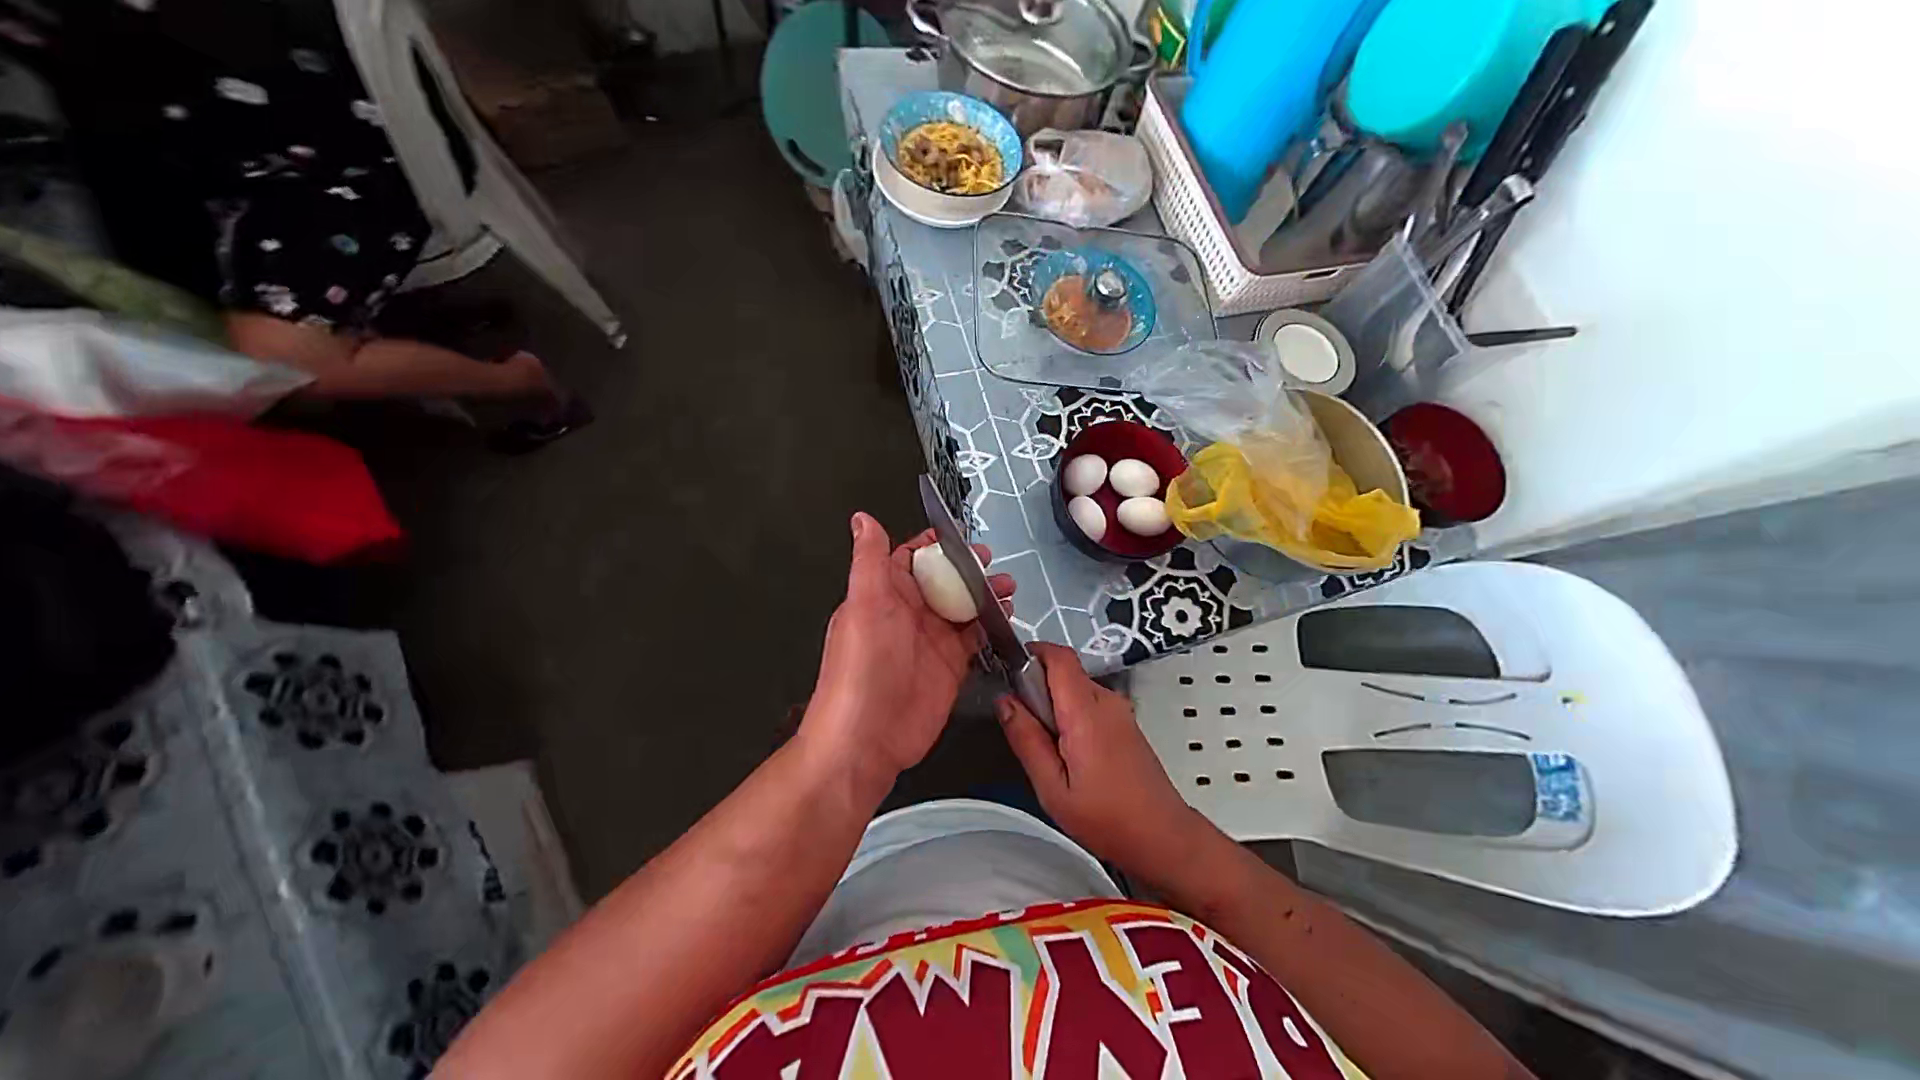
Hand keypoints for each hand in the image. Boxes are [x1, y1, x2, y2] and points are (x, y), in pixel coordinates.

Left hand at [801, 512, 1013, 790]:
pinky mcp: (950, 667)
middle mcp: (907, 616)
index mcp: (883, 595)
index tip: (957, 536)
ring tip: (1007, 586)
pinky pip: (974, 639)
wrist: (867, 738)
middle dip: (968, 569)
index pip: (910, 559)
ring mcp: (930, 642)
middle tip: (991, 562)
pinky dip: (990, 626)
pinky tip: (1006, 617)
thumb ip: (870, 560)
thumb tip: (862, 520)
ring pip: (962, 608)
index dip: (933, 546)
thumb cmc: (859, 671)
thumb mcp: (865, 605)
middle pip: (943, 582)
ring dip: (985, 595)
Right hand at [997, 644, 1208, 887]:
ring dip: (1054, 706)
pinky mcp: (1124, 722)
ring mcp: (1119, 711)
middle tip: (1027, 730)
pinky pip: (1088, 704)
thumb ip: (1026, 739)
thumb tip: (1005, 703)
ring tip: (1050, 752)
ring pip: (1075, 688)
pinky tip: (1071, 756)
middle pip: (1064, 672)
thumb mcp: (1052, 787)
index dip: (1031, 654)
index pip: (1059, 656)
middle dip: (1038, 689)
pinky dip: (1071, 717)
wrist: (1162, 836)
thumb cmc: (1108, 818)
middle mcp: (1106, 702)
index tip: (1010, 675)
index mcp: (1086, 713)